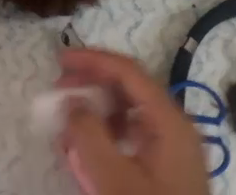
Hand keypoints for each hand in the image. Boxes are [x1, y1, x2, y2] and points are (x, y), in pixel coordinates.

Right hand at [55, 48, 209, 194]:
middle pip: (130, 88)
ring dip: (97, 108)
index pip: (128, 71)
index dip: (92, 59)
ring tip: (68, 121)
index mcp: (169, 121)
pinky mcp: (168, 170)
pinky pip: (134, 135)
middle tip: (59, 89)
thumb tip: (72, 101)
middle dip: (91, 83)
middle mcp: (176, 127)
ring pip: (131, 112)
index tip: (58, 60)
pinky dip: (108, 132)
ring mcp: (175, 149)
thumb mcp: (110, 176)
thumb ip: (86, 131)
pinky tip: (87, 149)